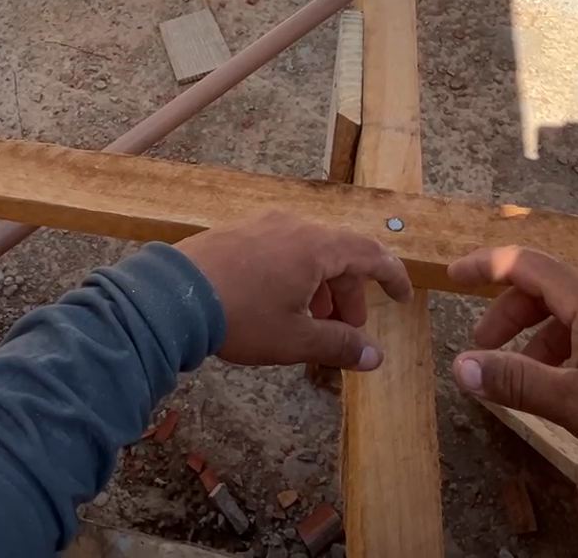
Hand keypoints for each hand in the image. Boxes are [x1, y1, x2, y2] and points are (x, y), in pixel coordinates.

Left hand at [176, 212, 411, 371]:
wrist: (175, 294)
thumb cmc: (242, 316)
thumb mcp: (295, 339)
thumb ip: (339, 345)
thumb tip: (375, 356)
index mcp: (315, 245)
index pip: (369, 252)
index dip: (391, 275)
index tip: (403, 297)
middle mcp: (292, 224)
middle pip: (336, 253)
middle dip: (347, 293)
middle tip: (345, 329)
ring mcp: (261, 223)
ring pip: (306, 250)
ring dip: (319, 285)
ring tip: (309, 321)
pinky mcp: (237, 229)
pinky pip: (279, 247)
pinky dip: (293, 273)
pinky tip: (277, 303)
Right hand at [449, 246, 577, 486]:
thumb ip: (515, 381)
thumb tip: (459, 367)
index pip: (520, 262)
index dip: (481, 265)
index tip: (450, 276)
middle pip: (545, 286)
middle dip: (507, 315)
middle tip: (485, 350)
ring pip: (575, 309)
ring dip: (541, 335)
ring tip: (532, 377)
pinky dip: (574, 342)